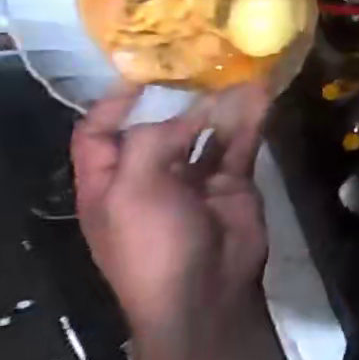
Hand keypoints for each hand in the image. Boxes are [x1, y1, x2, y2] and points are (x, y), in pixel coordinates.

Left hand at [71, 83, 272, 339]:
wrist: (205, 294)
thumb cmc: (151, 245)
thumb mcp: (131, 191)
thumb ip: (151, 140)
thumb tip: (188, 112)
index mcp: (108, 184)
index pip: (97, 135)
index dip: (111, 105)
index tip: (139, 75)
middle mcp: (148, 178)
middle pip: (157, 128)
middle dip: (176, 99)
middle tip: (199, 65)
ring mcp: (193, 181)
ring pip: (204, 132)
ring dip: (219, 106)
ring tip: (235, 74)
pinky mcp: (231, 183)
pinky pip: (239, 145)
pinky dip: (249, 121)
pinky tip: (261, 96)